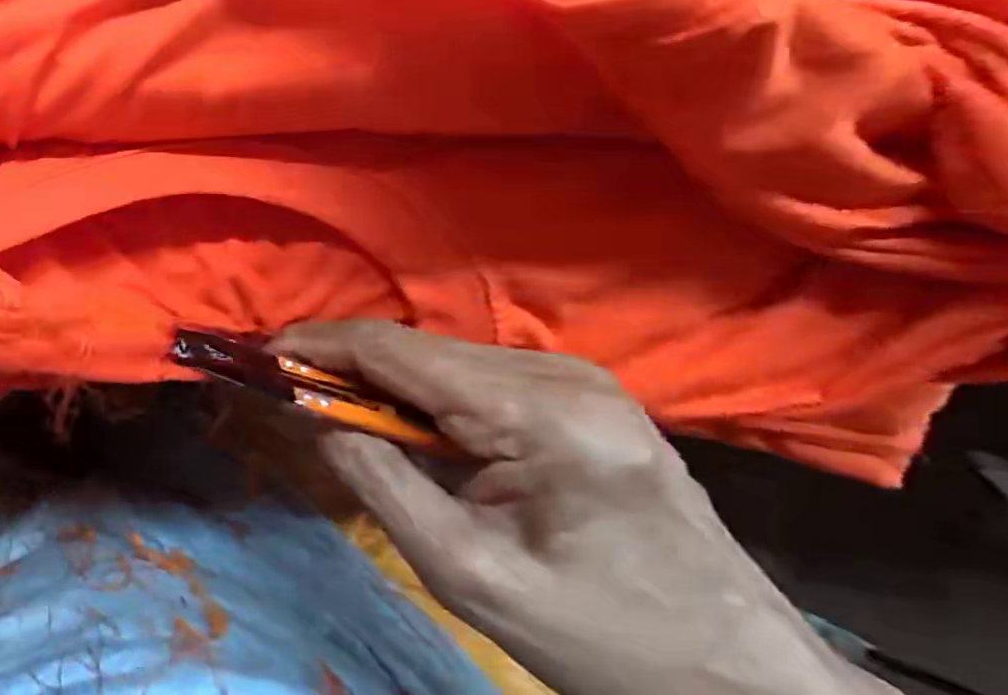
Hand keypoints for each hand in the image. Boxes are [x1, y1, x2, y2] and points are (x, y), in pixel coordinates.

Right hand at [271, 321, 894, 694]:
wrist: (743, 682)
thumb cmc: (602, 642)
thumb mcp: (467, 575)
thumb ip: (378, 482)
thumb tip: (314, 416)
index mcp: (542, 415)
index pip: (397, 350)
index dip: (320, 345)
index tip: (264, 355)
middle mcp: (561, 372)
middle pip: (417, 347)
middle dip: (344, 363)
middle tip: (289, 389)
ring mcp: (577, 375)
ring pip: (440, 356)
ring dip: (380, 377)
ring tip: (335, 408)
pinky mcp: (579, 391)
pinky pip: (472, 373)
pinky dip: (420, 390)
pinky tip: (403, 422)